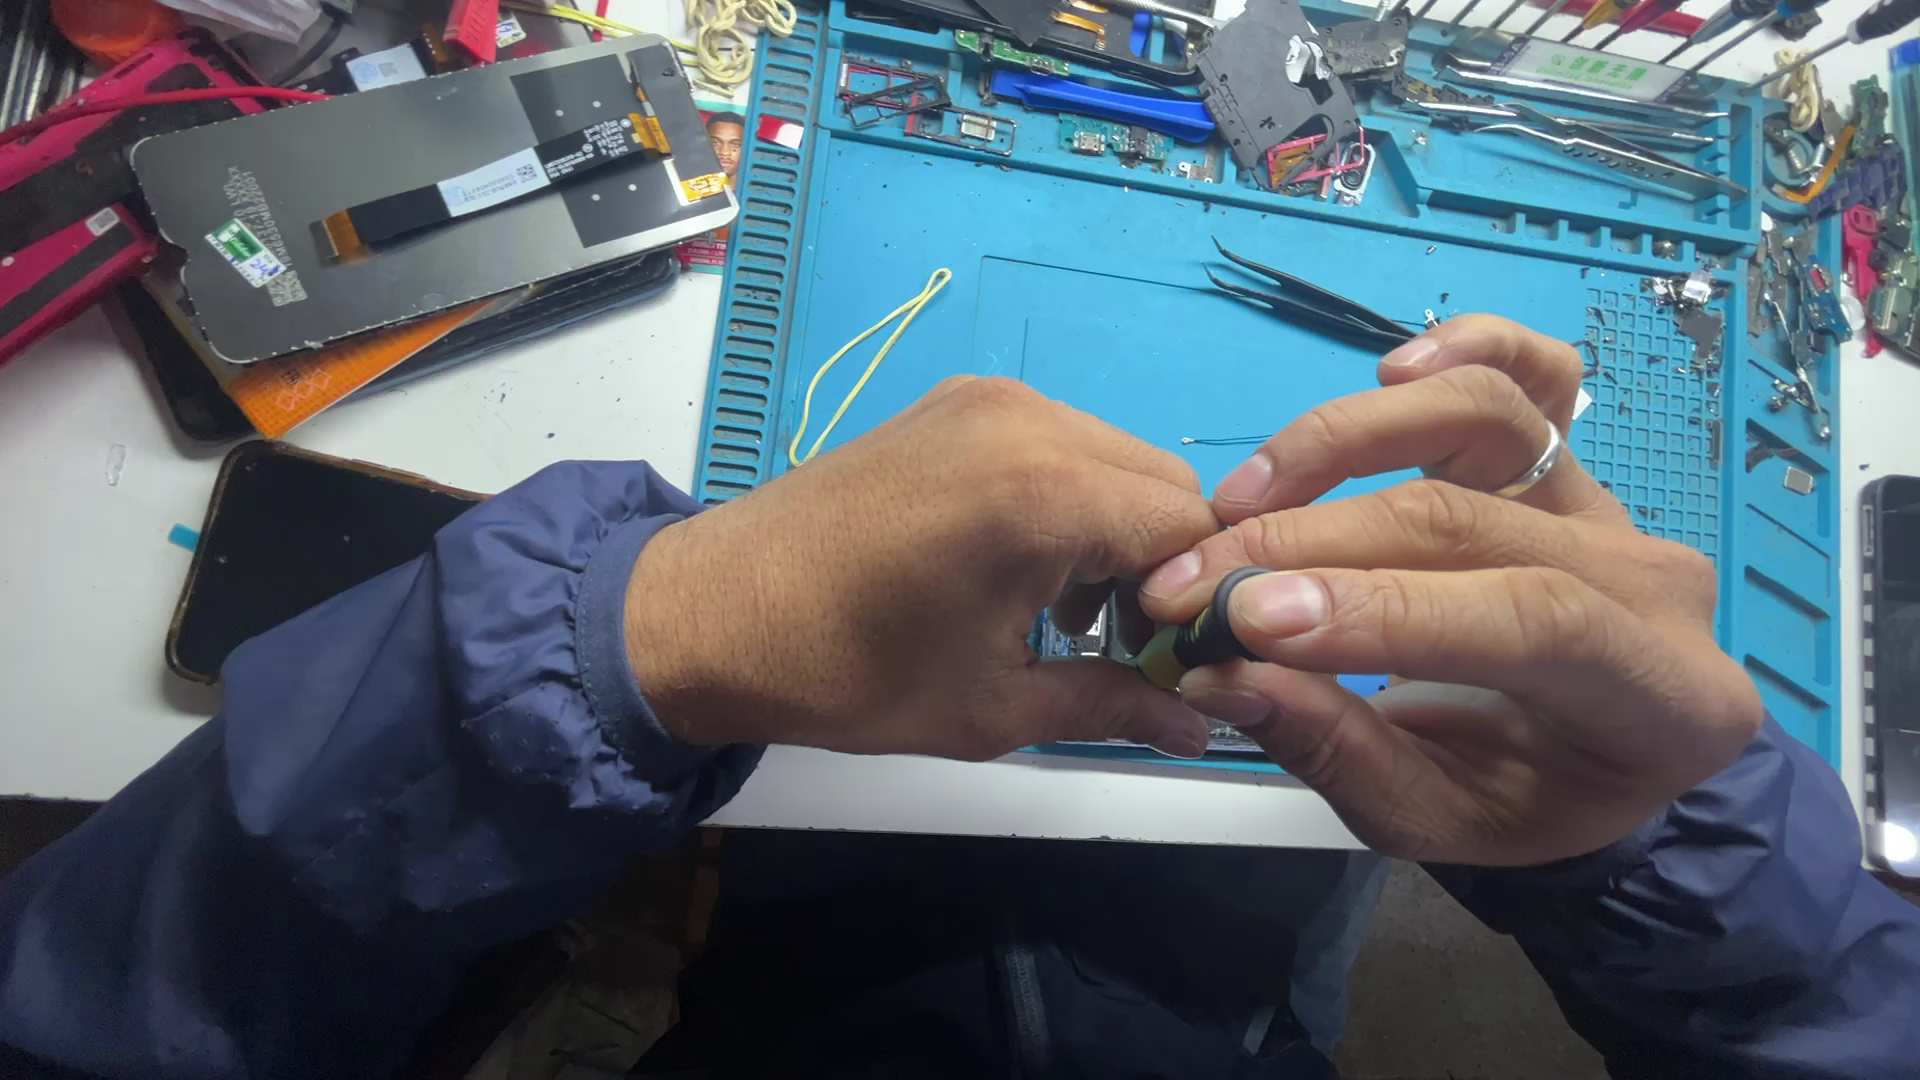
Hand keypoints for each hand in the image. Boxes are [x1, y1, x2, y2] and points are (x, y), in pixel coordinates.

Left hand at [626, 376, 1218, 759]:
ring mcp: (985, 399)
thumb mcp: (990, 706)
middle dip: (1158, 562)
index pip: (1191, 528)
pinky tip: (1015, 555)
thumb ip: (1110, 706)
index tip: (1164, 657)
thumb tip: (1197, 727)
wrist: (710, 612)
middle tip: (1109, 633)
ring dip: (1113, 528)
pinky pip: (1053, 442)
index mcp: (1044, 492)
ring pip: (1108, 458)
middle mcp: (1027, 419)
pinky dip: (1066, 496)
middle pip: (1159, 482)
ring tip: (1057, 602)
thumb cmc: (847, 673)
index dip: (1196, 599)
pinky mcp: (950, 401)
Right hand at [1139, 317, 1763, 864]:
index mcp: (1656, 696)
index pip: (1526, 622)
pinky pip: (1537, 374)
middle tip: (1186, 580)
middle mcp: (1646, 577)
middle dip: (1300, 544)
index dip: (1373, 608)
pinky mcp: (1559, 461)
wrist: (1569, 756)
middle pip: (1461, 518)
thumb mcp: (1420, 815)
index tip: (1241, 616)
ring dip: (1340, 444)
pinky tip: (1393, 369)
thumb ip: (1328, 747)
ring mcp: (1602, 504)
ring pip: (1486, 417)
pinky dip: (1468, 350)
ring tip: (1240, 497)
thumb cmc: (1505, 796)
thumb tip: (1213, 675)